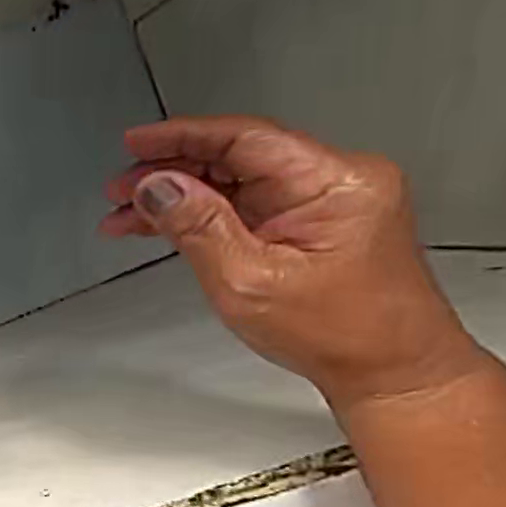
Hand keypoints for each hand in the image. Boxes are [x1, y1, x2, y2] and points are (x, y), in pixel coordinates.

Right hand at [99, 115, 488, 406]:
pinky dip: (199, 213)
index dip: (181, 137)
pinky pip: (242, 204)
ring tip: (128, 212)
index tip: (136, 141)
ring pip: (232, 181)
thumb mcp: (247, 280)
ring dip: (177, 195)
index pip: (243, 139)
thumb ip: (197, 226)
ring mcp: (321, 202)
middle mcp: (333, 182)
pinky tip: (161, 223)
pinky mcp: (307, 221)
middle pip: (233, 157)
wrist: (385, 369)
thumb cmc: (339, 332)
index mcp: (333, 184)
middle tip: (121, 188)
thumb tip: (158, 187)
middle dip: (170, 170)